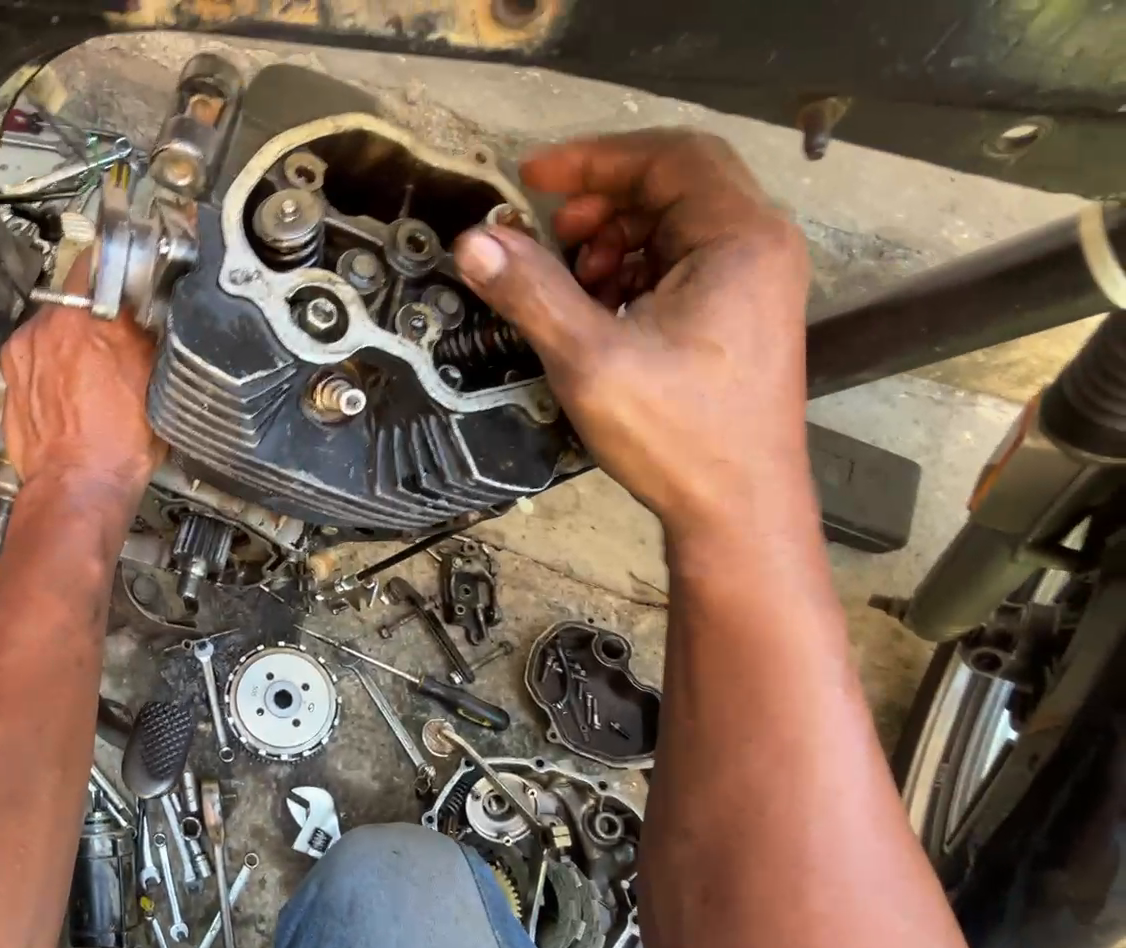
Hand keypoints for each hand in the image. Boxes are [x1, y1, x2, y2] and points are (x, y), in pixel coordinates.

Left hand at [0, 258, 164, 503]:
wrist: (78, 488)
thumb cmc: (117, 445)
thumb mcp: (154, 380)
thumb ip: (143, 333)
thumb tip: (143, 312)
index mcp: (83, 319)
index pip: (95, 263)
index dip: (115, 271)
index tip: (126, 282)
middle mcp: (45, 328)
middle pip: (71, 301)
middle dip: (94, 316)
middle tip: (117, 341)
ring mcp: (22, 355)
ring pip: (50, 331)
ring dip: (69, 343)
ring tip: (93, 376)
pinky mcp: (9, 381)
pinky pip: (34, 360)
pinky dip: (50, 369)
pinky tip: (71, 395)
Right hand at [452, 130, 813, 545]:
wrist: (736, 508)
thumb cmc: (674, 433)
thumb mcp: (589, 359)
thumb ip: (530, 293)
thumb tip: (473, 242)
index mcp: (737, 240)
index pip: (668, 158)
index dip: (592, 159)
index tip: (529, 179)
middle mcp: (755, 248)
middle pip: (673, 187)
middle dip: (599, 204)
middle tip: (549, 240)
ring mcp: (750, 284)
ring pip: (671, 227)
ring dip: (610, 241)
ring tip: (571, 285)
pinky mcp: (735, 317)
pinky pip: (676, 266)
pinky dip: (627, 273)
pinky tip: (598, 311)